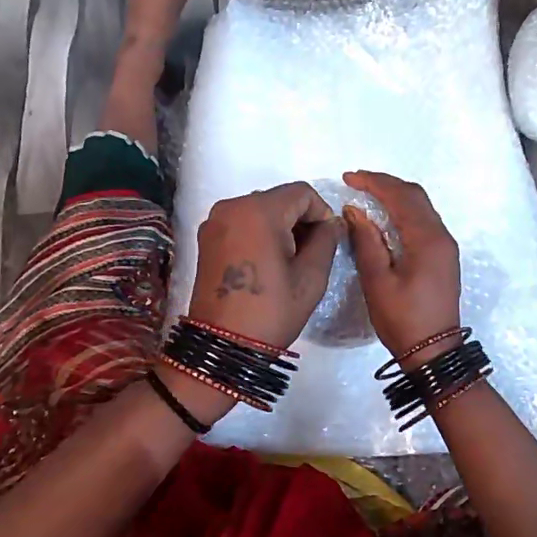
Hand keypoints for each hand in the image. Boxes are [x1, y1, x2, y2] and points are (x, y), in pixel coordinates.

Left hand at [187, 182, 341, 349]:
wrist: (223, 344)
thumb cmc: (272, 311)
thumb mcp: (311, 277)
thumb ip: (326, 240)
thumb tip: (331, 223)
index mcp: (258, 211)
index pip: (302, 192)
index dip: (322, 212)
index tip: (328, 240)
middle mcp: (231, 207)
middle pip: (278, 199)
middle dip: (300, 220)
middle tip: (311, 253)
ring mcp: (214, 222)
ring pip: (259, 210)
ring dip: (280, 227)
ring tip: (290, 261)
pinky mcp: (206, 239)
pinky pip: (241, 223)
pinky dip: (259, 234)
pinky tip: (267, 262)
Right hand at [342, 171, 462, 363]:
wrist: (434, 351)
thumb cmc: (402, 318)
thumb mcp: (377, 281)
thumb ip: (367, 241)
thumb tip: (355, 211)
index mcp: (427, 239)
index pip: (401, 196)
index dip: (375, 182)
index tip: (349, 178)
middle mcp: (442, 236)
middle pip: (415, 196)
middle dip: (386, 184)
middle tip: (357, 181)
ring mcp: (445, 247)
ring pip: (421, 208)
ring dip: (396, 196)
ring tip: (368, 195)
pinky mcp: (442, 257)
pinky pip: (423, 222)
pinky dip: (403, 211)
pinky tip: (385, 218)